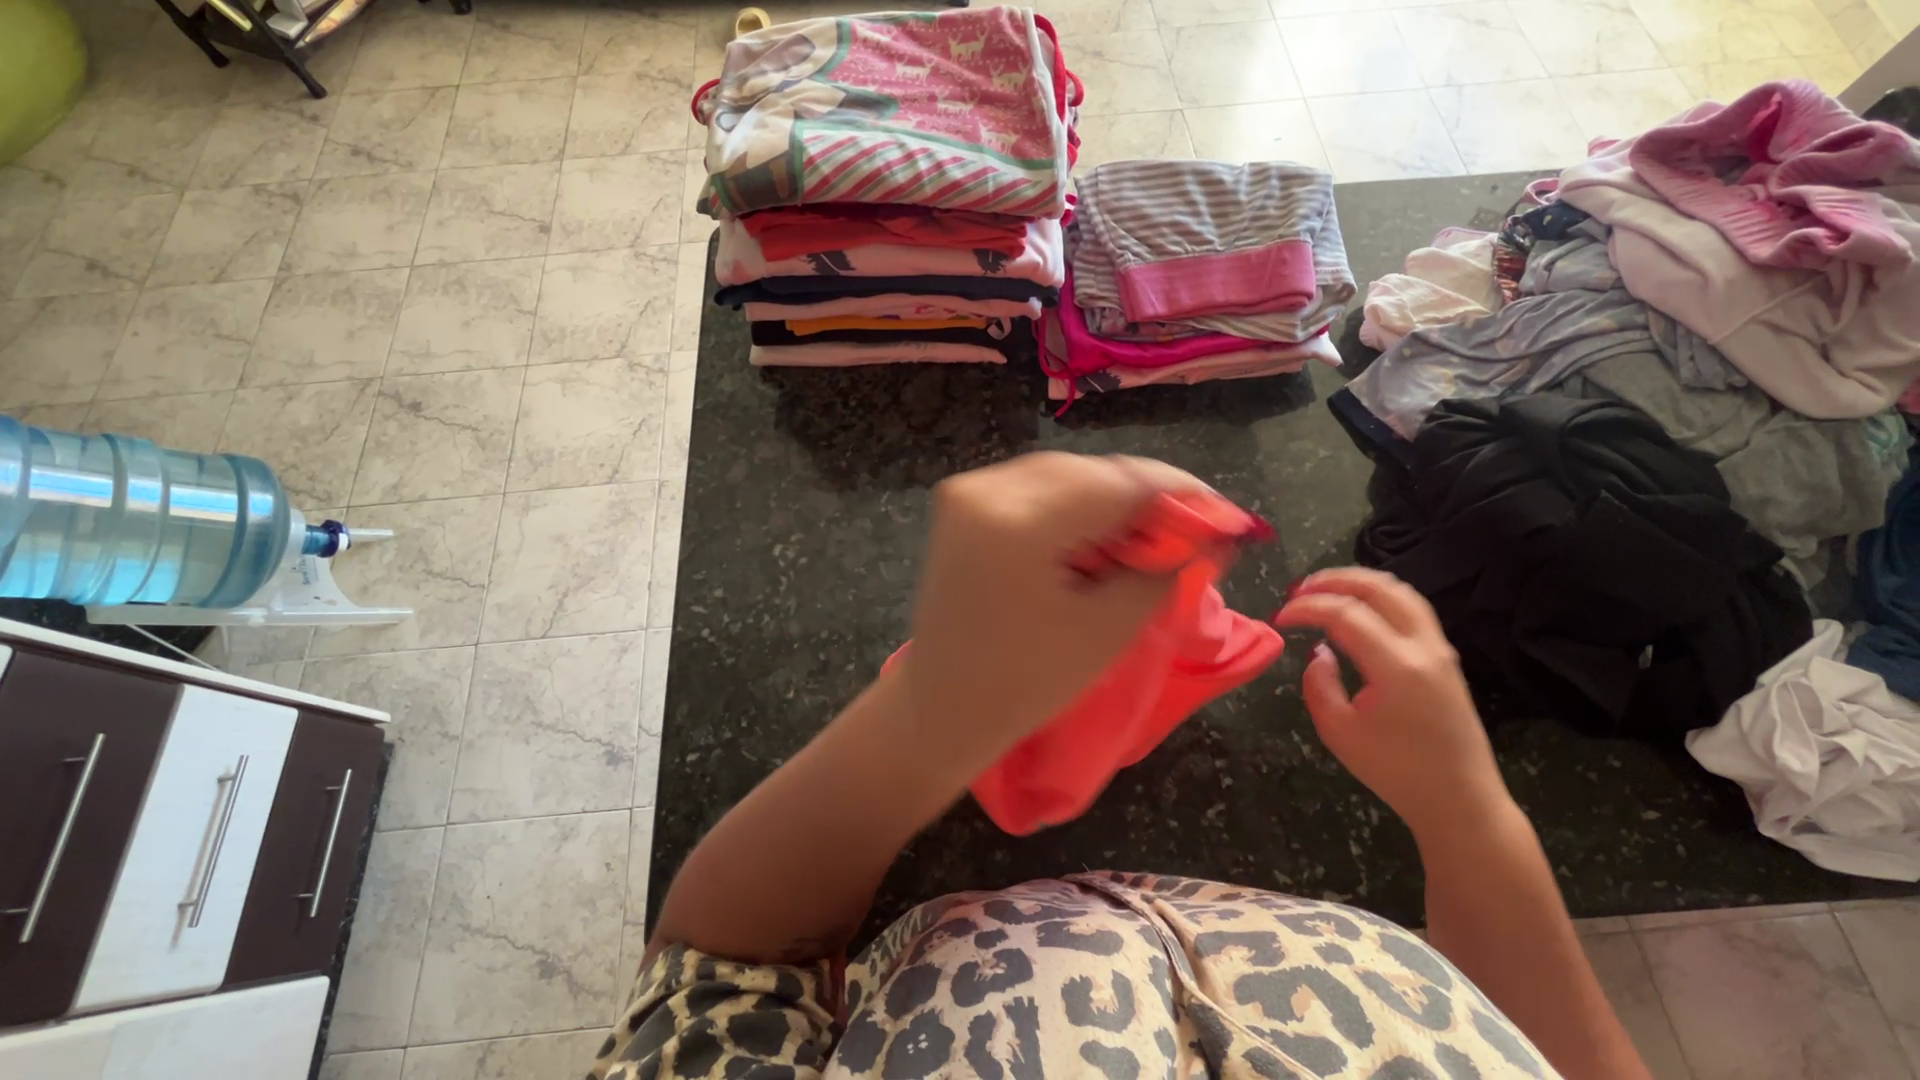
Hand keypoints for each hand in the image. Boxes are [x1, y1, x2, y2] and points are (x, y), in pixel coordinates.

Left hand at [900, 451, 1213, 769]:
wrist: (943, 705)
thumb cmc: (1026, 683)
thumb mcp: (1108, 629)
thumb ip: (1164, 569)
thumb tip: (1211, 532)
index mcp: (1016, 522)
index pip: (1118, 482)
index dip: (1179, 493)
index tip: (1222, 514)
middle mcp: (984, 489)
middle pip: (1089, 472)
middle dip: (1143, 498)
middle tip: (1186, 532)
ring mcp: (966, 492)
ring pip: (1064, 475)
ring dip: (1109, 500)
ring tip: (1145, 539)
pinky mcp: (961, 504)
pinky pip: (1035, 488)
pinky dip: (1072, 506)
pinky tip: (1096, 537)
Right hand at [1272, 568, 1514, 840]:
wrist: (1459, 799)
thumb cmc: (1395, 771)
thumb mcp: (1338, 732)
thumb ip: (1320, 684)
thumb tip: (1319, 653)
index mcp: (1396, 666)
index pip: (1344, 613)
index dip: (1306, 608)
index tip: (1279, 617)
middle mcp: (1423, 647)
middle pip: (1379, 588)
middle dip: (1333, 580)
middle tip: (1298, 590)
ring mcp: (1440, 650)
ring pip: (1401, 592)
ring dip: (1359, 584)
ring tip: (1325, 591)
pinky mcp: (1445, 658)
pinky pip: (1412, 609)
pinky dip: (1379, 598)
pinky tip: (1357, 611)